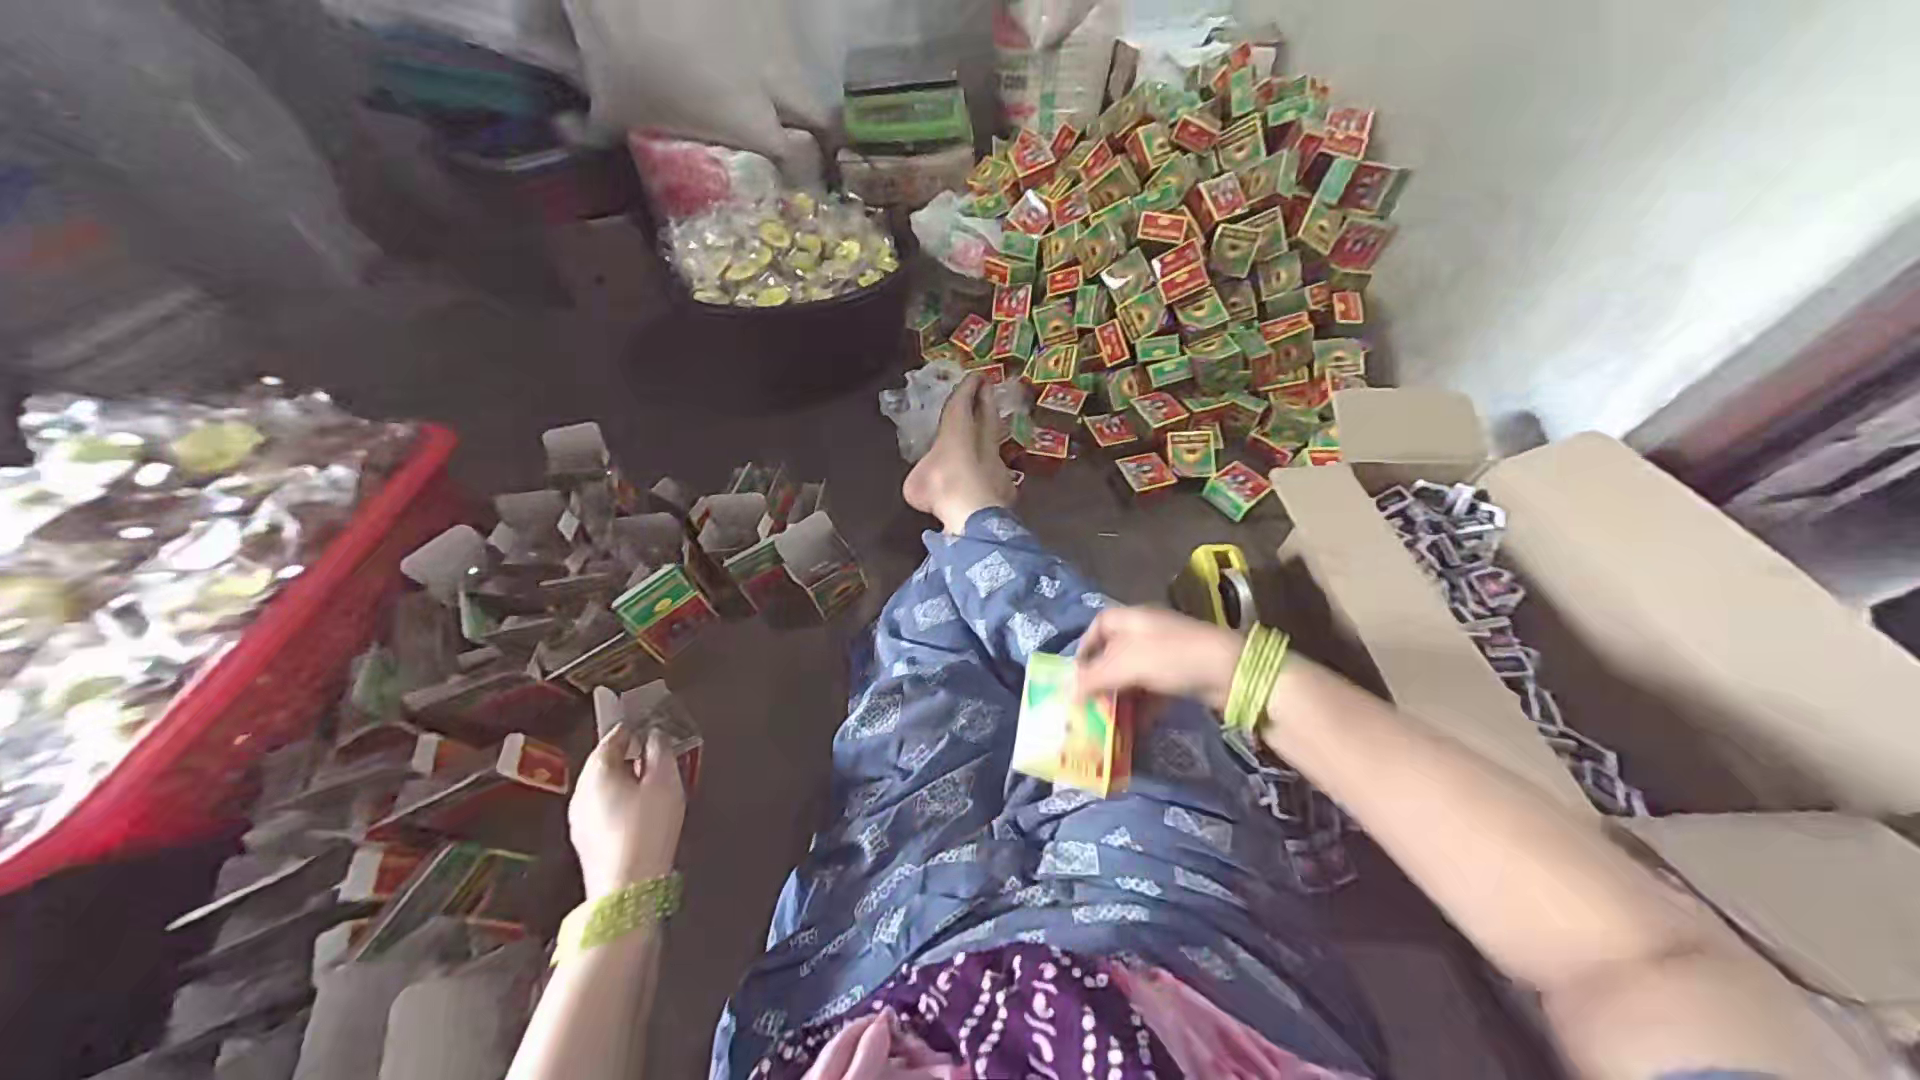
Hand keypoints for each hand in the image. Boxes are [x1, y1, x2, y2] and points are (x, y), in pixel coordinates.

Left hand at [569, 726, 685, 896]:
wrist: (628, 888)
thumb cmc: (648, 830)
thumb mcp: (666, 780)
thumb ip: (662, 750)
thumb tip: (656, 736)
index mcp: (597, 771)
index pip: (614, 736)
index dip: (634, 728)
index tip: (650, 725)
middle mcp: (581, 791)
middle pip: (606, 762)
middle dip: (630, 755)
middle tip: (656, 753)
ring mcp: (579, 818)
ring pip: (604, 786)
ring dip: (625, 779)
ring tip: (653, 783)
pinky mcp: (585, 839)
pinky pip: (603, 808)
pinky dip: (621, 801)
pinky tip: (641, 811)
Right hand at [1075, 605, 1244, 711]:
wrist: (1230, 672)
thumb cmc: (1170, 657)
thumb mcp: (1124, 665)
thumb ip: (1093, 678)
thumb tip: (1066, 691)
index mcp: (1131, 618)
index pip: (1098, 626)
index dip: (1084, 648)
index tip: (1076, 675)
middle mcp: (1146, 632)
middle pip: (1114, 654)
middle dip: (1101, 680)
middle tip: (1089, 705)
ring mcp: (1165, 654)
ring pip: (1133, 675)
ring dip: (1120, 698)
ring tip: (1108, 721)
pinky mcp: (1181, 675)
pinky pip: (1152, 690)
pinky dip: (1142, 707)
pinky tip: (1135, 727)